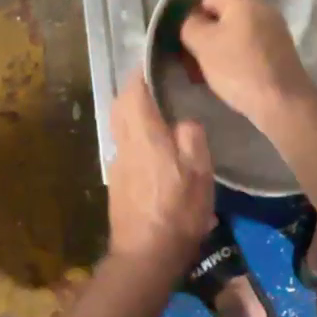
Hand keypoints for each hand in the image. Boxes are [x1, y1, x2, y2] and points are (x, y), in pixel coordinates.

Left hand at [107, 73, 214, 265]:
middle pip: (122, 105)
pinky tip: (158, 149)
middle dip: (136, 91)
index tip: (158, 60)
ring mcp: (117, 165)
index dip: (144, 71)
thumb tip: (183, 120)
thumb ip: (191, 135)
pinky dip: (138, 138)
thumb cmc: (177, 210)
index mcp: (143, 133)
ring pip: (122, 127)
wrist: (146, 257)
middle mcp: (124, 144)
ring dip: (136, 114)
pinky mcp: (118, 184)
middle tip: (160, 84)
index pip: (134, 88)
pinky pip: (127, 148)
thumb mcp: (199, 169)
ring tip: (162, 114)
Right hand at [179, 0, 315, 123]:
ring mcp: (275, 31)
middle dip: (207, 34)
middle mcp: (263, 9)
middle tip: (196, 60)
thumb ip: (191, 25)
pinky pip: (252, 47)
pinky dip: (238, 58)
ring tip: (211, 74)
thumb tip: (194, 21)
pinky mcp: (281, 52)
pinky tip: (232, 79)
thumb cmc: (239, 69)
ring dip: (221, 49)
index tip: (192, 38)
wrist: (283, 102)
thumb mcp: (203, 45)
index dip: (196, 12)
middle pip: (225, 13)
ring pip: (238, 32)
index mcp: (244, 1)